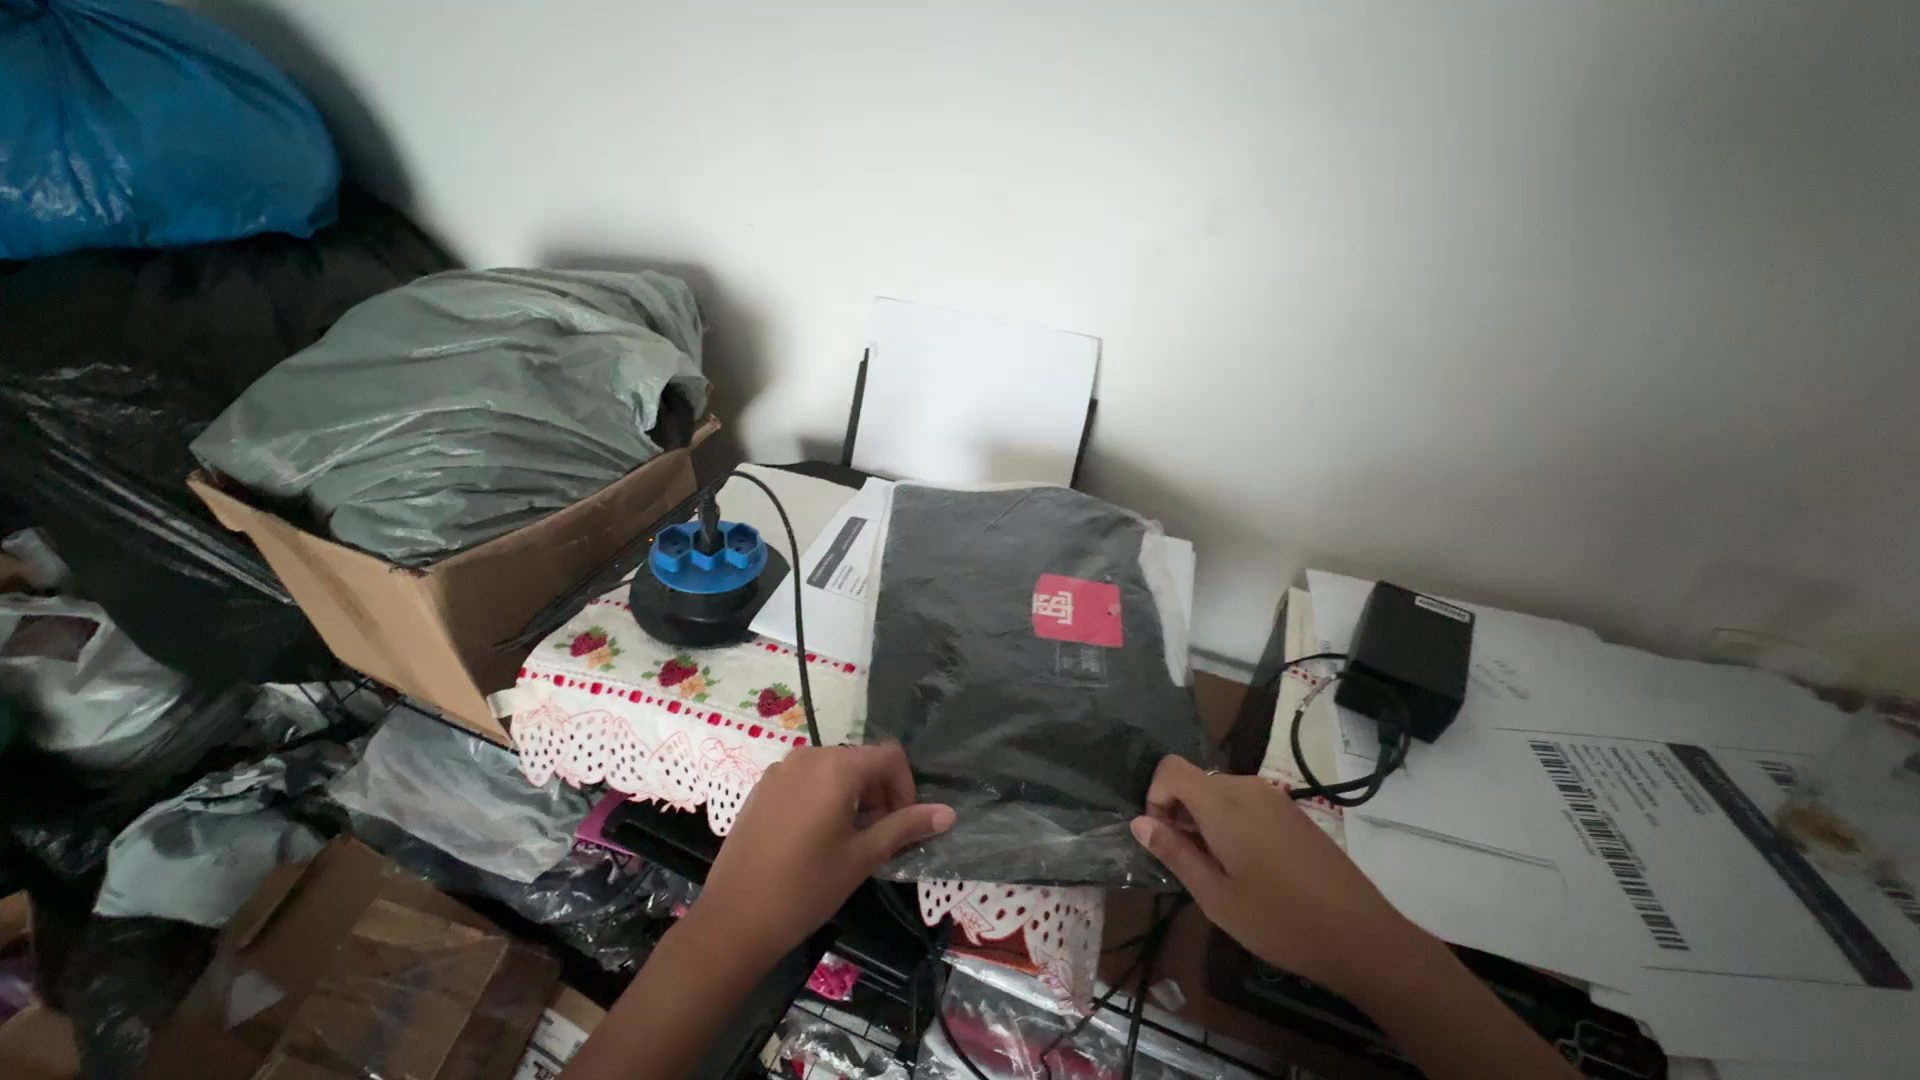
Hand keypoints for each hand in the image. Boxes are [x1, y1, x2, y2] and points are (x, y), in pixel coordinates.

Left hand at [692, 742, 955, 961]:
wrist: (734, 918)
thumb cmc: (806, 887)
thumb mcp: (863, 857)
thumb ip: (905, 827)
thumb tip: (948, 813)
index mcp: (836, 767)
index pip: (890, 756)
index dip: (906, 787)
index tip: (901, 825)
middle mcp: (808, 757)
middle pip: (861, 761)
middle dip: (879, 793)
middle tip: (878, 838)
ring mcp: (780, 771)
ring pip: (833, 770)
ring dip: (853, 797)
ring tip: (849, 842)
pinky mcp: (762, 788)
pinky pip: (806, 780)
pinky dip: (824, 798)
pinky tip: (817, 840)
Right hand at [1130, 755, 1435, 1001]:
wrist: (1362, 936)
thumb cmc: (1279, 921)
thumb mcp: (1216, 897)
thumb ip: (1174, 853)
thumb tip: (1140, 823)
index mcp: (1224, 804)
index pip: (1171, 768)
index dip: (1155, 797)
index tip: (1164, 839)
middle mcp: (1248, 788)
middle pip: (1195, 781)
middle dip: (1180, 813)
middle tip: (1191, 865)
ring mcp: (1275, 798)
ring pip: (1220, 792)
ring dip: (1206, 820)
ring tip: (1221, 871)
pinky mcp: (1293, 812)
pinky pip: (1247, 802)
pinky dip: (1232, 823)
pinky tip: (1251, 868)